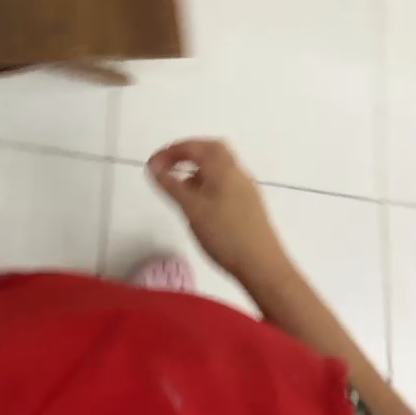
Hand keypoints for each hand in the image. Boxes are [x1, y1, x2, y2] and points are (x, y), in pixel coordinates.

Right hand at [148, 139, 287, 283]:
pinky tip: (200, 202)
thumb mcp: (191, 208)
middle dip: (187, 152)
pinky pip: (226, 181)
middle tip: (168, 164)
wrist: (263, 267)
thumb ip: (170, 185)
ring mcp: (246, 188)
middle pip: (211, 149)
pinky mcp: (250, 204)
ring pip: (220, 166)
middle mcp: (237, 172)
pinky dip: (208, 181)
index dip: (169, 151)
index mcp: (222, 168)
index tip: (151, 165)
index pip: (193, 147)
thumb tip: (152, 167)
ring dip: (198, 167)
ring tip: (180, 185)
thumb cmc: (224, 234)